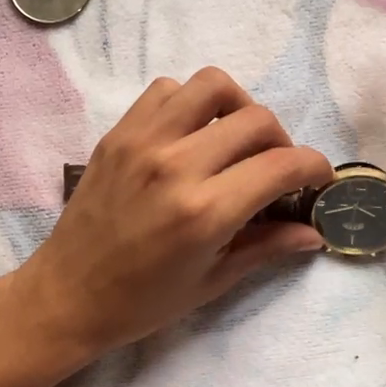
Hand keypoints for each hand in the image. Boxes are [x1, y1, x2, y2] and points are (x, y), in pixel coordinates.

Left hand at [5, 68, 333, 356]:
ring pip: (212, 85)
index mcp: (205, 212)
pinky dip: (190, 103)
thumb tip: (313, 232)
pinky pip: (166, 90)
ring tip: (235, 140)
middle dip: (282, 142)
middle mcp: (177, 165)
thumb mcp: (212, 282)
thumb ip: (265, 247)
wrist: (67, 295)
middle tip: (274, 170)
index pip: (282, 164)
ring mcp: (143, 142)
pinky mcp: (118, 133)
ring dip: (238, 107)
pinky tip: (191, 136)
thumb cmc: (142, 302)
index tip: (318, 180)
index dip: (314, 167)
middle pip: (256, 119)